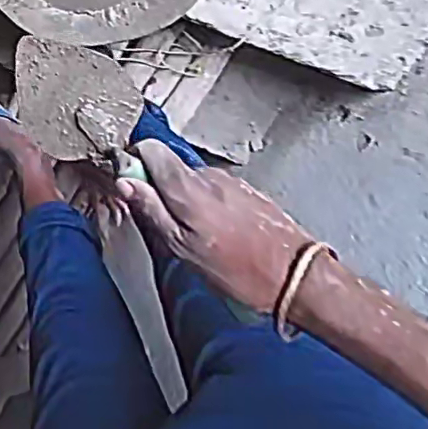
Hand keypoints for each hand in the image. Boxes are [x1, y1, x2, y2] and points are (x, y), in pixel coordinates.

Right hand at [116, 140, 317, 311]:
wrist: (303, 280)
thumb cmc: (240, 270)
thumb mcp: (182, 246)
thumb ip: (150, 208)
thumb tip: (124, 182)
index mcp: (187, 187)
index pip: (149, 148)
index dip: (134, 162)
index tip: (132, 185)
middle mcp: (209, 176)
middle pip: (169, 164)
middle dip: (159, 185)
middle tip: (165, 220)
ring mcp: (231, 182)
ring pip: (191, 178)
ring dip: (184, 196)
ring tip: (196, 230)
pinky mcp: (248, 192)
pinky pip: (214, 188)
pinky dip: (207, 202)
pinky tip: (218, 229)